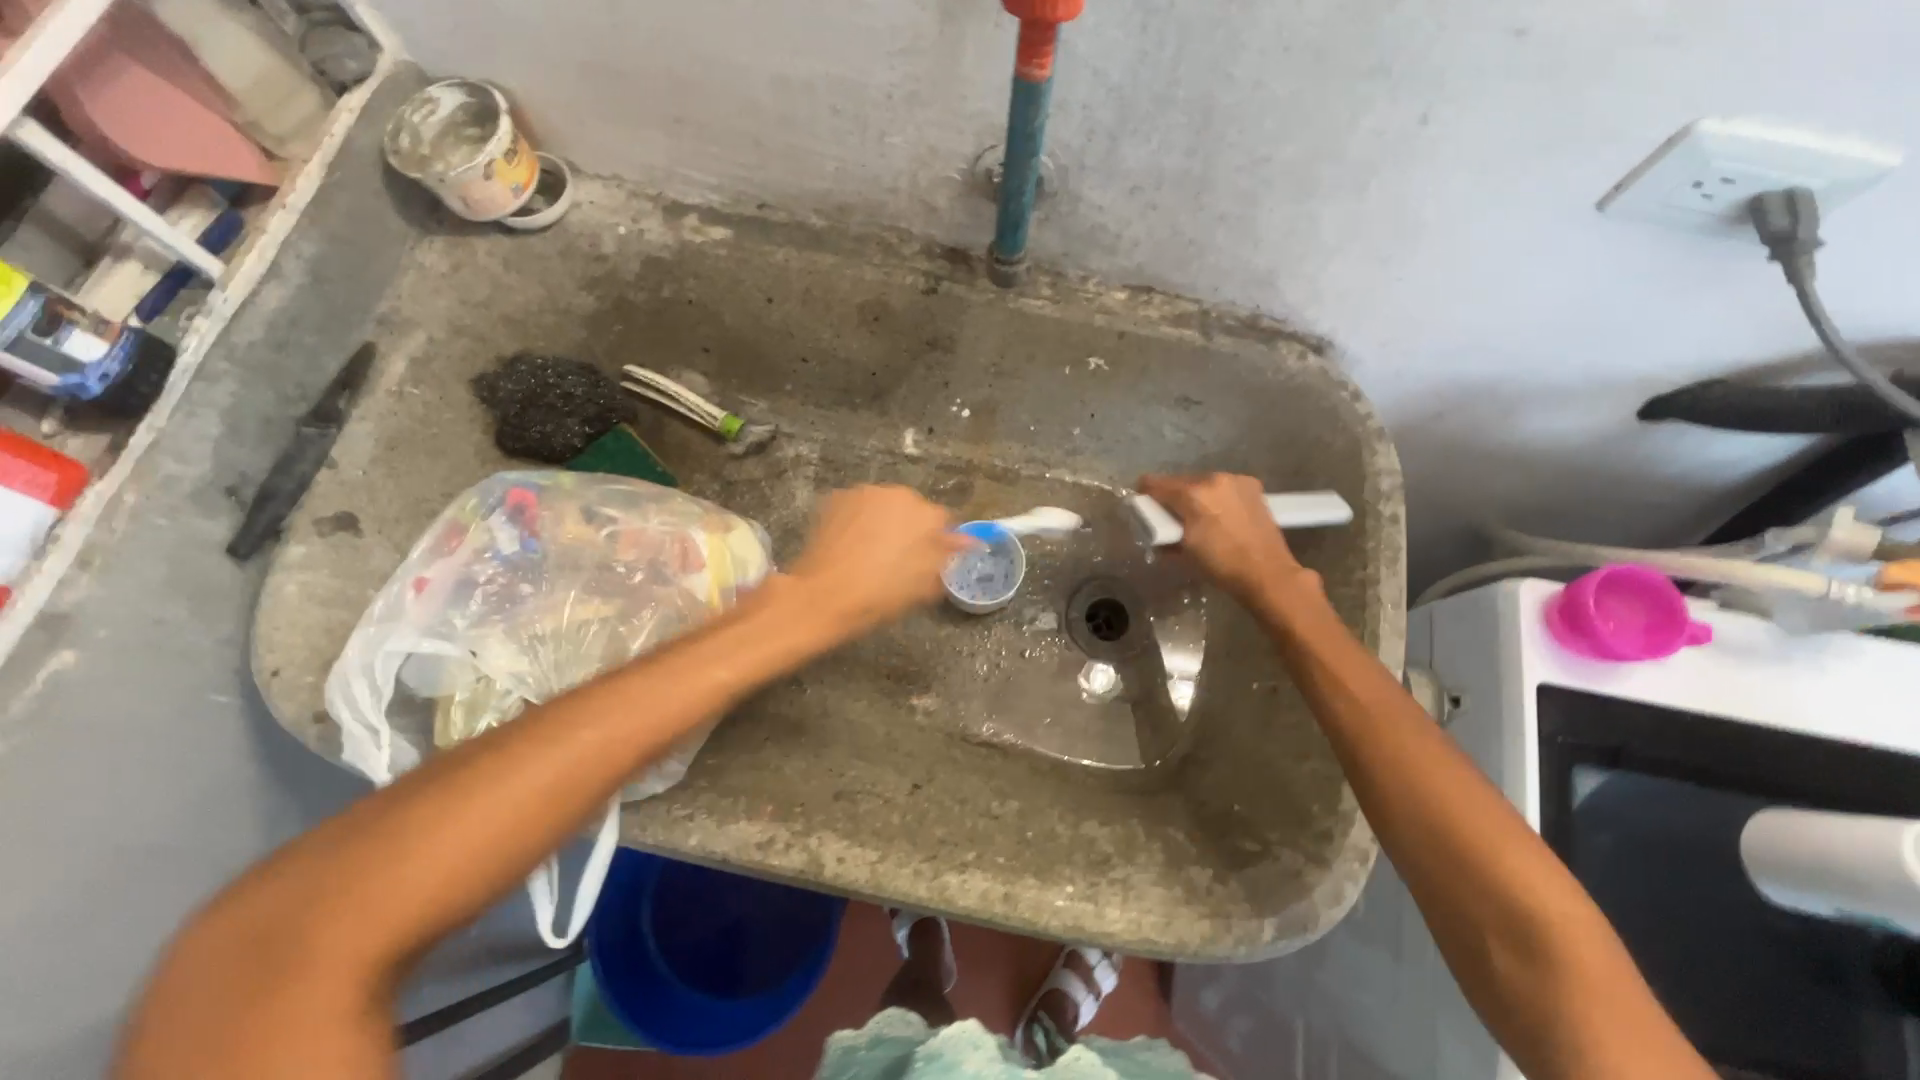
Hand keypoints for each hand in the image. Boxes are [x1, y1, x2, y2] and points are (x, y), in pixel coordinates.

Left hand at [787, 485, 975, 633]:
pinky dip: (857, 520)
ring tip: (870, 552)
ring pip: (883, 505)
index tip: (928, 559)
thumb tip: (966, 541)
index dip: (937, 541)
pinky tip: (850, 544)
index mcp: (926, 514)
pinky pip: (857, 507)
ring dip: (882, 521)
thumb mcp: (924, 584)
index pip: (942, 521)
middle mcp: (898, 494)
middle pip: (912, 508)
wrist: (826, 595)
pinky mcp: (836, 498)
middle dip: (909, 527)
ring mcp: (864, 493)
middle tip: (898, 558)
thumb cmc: (881, 595)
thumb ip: (947, 556)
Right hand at [1137, 473, 1320, 606]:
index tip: (1142, 504)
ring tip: (1197, 517)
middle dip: (1172, 496)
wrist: (1267, 573)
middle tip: (1171, 517)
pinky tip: (1219, 515)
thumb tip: (1155, 530)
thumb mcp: (1184, 551)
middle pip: (1180, 481)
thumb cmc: (1221, 566)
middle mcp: (1214, 479)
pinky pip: (1223, 486)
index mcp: (1193, 494)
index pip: (1155, 484)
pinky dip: (1215, 496)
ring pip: (1203, 482)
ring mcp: (1236, 480)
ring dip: (1195, 495)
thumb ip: (1163, 533)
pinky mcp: (1252, 487)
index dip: (1144, 493)